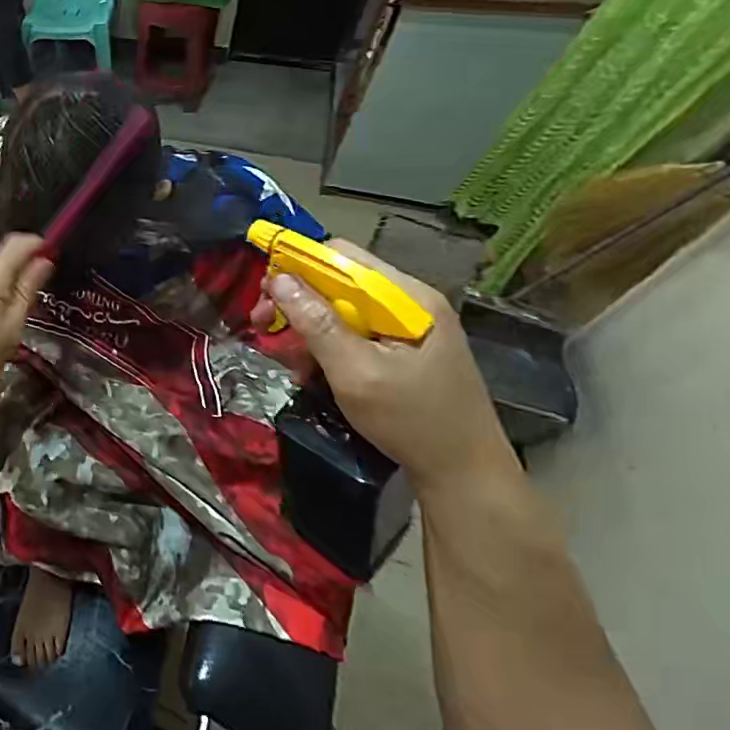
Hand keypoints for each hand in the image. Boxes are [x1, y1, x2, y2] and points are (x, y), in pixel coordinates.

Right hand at [264, 240, 508, 487]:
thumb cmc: (412, 422)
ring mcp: (410, 324)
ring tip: (290, 359)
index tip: (265, 292)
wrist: (466, 474)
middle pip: (341, 280)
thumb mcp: (356, 374)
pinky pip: (359, 330)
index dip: (297, 265)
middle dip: (299, 300)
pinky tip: (314, 370)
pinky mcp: (406, 346)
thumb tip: (280, 279)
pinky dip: (331, 344)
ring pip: (346, 307)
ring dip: (312, 327)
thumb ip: (318, 324)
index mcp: (407, 297)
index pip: (342, 256)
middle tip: (263, 323)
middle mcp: (410, 300)